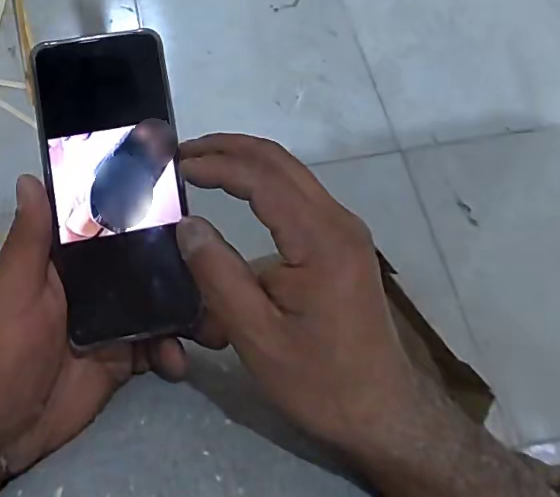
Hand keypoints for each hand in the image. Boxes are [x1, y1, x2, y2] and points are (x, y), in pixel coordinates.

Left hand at [0, 175, 187, 496]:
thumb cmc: (0, 347)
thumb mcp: (12, 287)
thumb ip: (29, 237)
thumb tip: (28, 177)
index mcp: (71, 256)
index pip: (113, 220)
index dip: (144, 206)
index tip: (181, 193)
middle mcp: (98, 280)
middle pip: (147, 260)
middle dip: (182, 261)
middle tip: (219, 261)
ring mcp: (114, 318)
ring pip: (161, 301)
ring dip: (188, 307)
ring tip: (214, 320)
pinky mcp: (124, 355)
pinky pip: (158, 344)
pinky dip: (173, 350)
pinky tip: (180, 360)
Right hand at [175, 134, 432, 459]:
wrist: (382, 410)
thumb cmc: (320, 381)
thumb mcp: (259, 338)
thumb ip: (219, 277)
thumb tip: (188, 225)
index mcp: (321, 239)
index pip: (262, 178)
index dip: (216, 164)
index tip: (176, 166)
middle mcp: (337, 219)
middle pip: (278, 160)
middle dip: (228, 147)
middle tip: (183, 152)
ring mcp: (343, 225)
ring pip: (289, 170)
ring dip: (245, 159)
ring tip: (201, 162)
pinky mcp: (341, 236)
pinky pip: (297, 190)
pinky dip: (261, 178)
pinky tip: (236, 188)